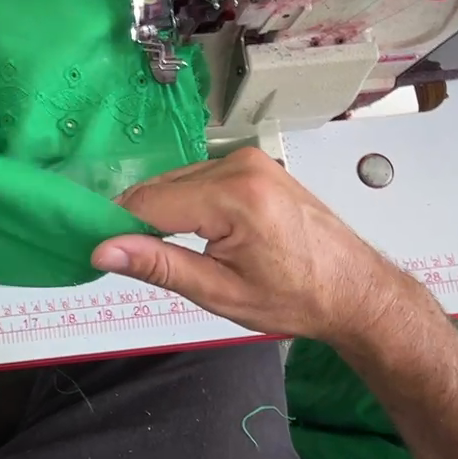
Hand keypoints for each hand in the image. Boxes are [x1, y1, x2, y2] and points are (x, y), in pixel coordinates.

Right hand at [91, 148, 441, 348]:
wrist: (355, 290)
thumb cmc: (293, 299)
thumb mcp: (219, 291)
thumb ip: (157, 265)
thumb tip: (101, 251)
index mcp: (233, 195)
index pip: (149, 201)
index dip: (118, 227)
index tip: (103, 253)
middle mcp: (239, 164)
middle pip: (161, 186)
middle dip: (141, 221)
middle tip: (139, 262)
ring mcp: (250, 159)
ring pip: (178, 181)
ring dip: (164, 213)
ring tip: (175, 252)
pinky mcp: (255, 164)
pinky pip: (200, 178)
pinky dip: (186, 203)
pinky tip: (196, 233)